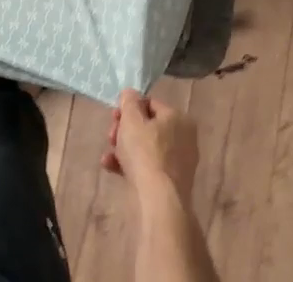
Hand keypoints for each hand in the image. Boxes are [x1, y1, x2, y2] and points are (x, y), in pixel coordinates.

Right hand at [102, 89, 197, 206]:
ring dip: (123, 148)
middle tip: (111, 136)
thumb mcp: (131, 119)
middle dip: (124, 130)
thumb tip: (131, 94)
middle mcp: (184, 137)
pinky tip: (112, 167)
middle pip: (146, 126)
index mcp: (178, 118)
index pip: (149, 104)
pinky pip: (148, 164)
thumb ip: (129, 101)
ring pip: (145, 146)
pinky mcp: (172, 180)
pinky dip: (130, 164)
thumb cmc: (145, 152)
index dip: (128, 109)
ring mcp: (179, 160)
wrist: (159, 198)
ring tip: (108, 155)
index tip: (114, 118)